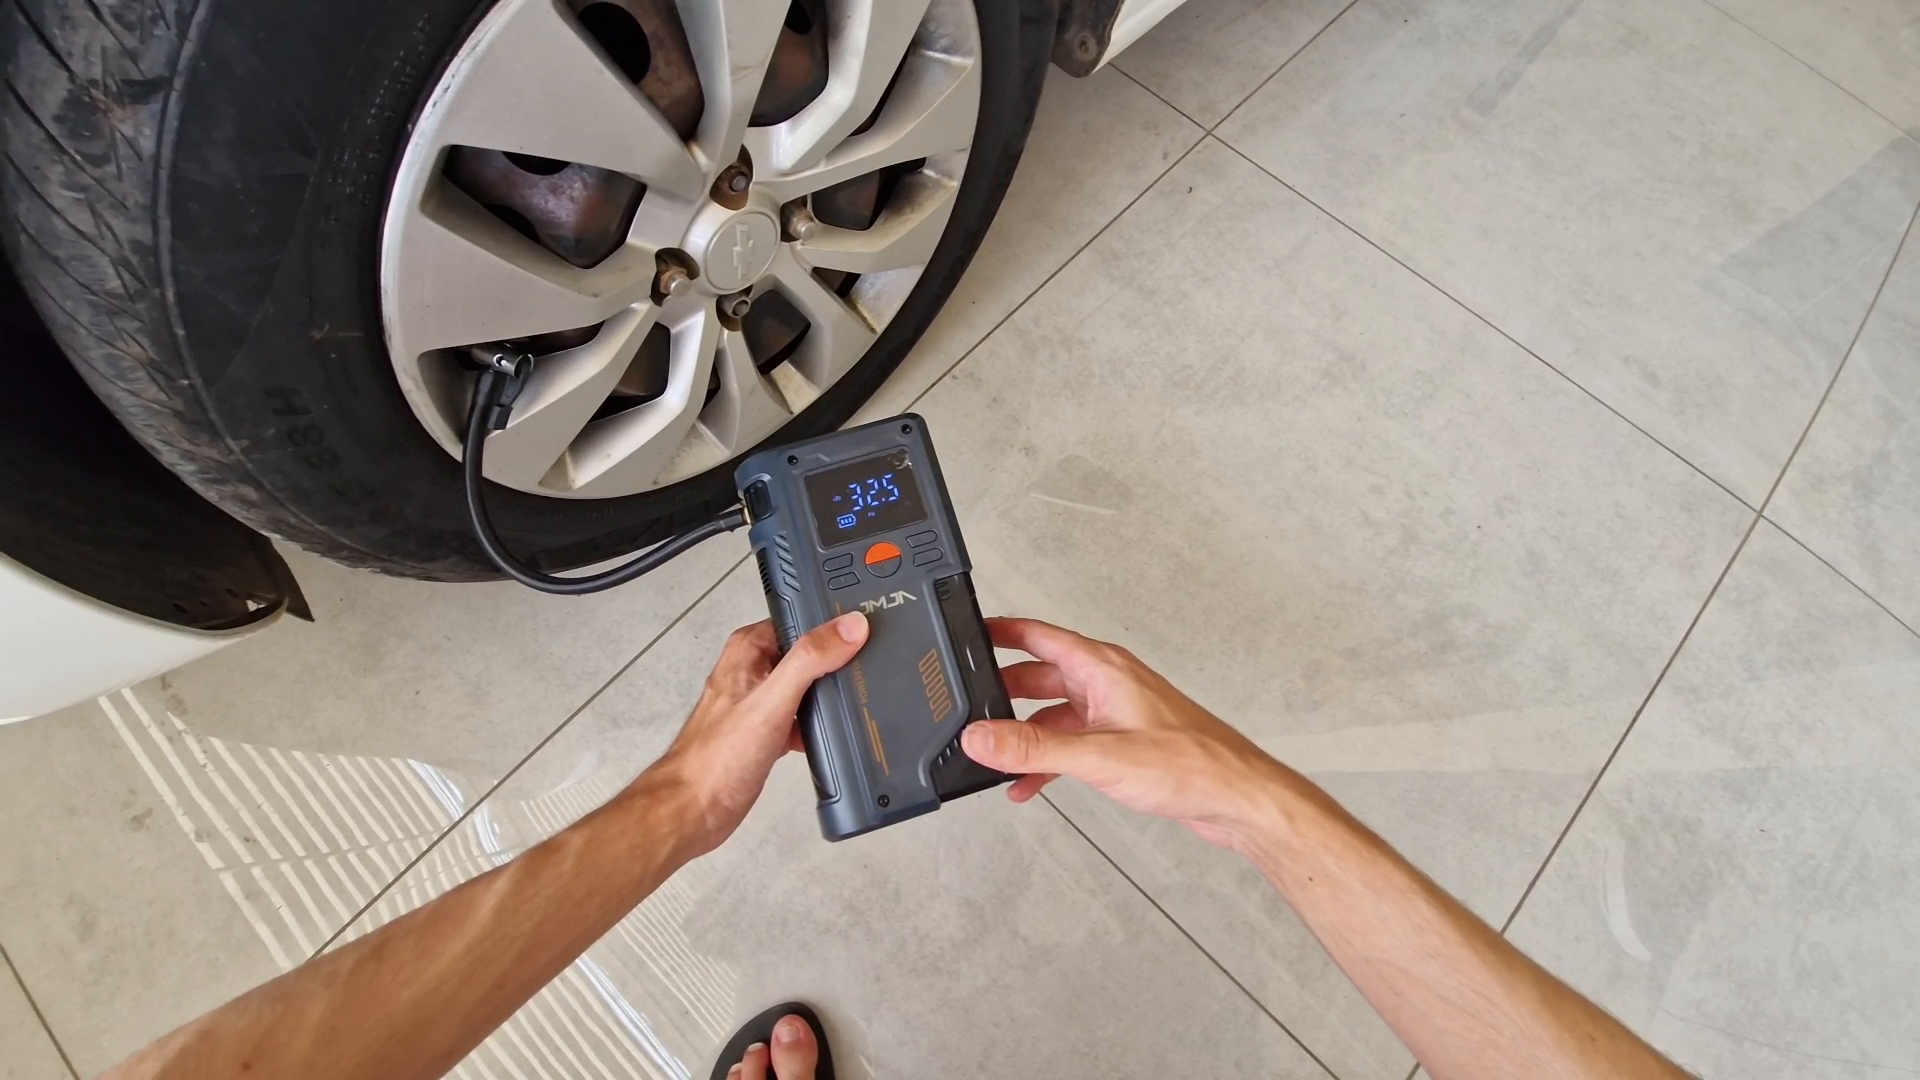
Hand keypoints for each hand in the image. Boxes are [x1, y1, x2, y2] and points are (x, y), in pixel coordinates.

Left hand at [645, 612, 867, 856]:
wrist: (694, 811)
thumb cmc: (717, 757)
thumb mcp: (773, 699)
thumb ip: (811, 659)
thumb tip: (849, 627)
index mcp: (749, 649)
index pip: (800, 619)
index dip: (832, 622)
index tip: (864, 628)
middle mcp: (754, 669)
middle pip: (808, 652)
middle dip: (835, 661)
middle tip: (866, 666)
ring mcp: (760, 700)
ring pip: (807, 685)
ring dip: (827, 694)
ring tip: (852, 701)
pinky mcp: (766, 729)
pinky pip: (803, 715)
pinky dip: (817, 723)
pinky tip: (830, 735)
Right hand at [961, 617, 1285, 850]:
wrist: (1235, 798)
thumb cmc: (1189, 764)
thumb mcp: (1097, 755)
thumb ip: (1034, 748)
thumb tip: (982, 737)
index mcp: (1102, 667)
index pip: (1039, 635)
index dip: (1001, 631)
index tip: (968, 634)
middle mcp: (1106, 682)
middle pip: (1040, 674)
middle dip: (1004, 692)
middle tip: (972, 707)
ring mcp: (1113, 711)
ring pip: (1053, 712)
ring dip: (1025, 734)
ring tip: (997, 757)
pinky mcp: (1120, 740)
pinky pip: (1070, 741)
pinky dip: (1048, 759)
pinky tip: (1030, 784)